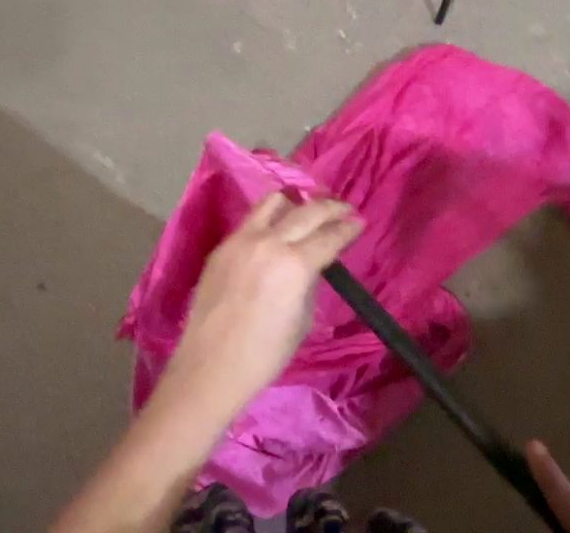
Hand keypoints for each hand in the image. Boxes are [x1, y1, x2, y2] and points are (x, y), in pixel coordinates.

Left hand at [159, 192, 361, 416]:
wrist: (210, 367)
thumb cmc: (264, 355)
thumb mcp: (302, 320)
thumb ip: (311, 282)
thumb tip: (313, 263)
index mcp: (295, 265)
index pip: (330, 236)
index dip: (349, 227)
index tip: (359, 222)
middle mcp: (269, 242)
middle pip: (308, 211)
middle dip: (331, 207)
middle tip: (344, 209)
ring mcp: (242, 239)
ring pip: (275, 202)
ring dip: (297, 201)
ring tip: (308, 206)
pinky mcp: (222, 245)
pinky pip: (252, 219)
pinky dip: (271, 217)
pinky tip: (278, 227)